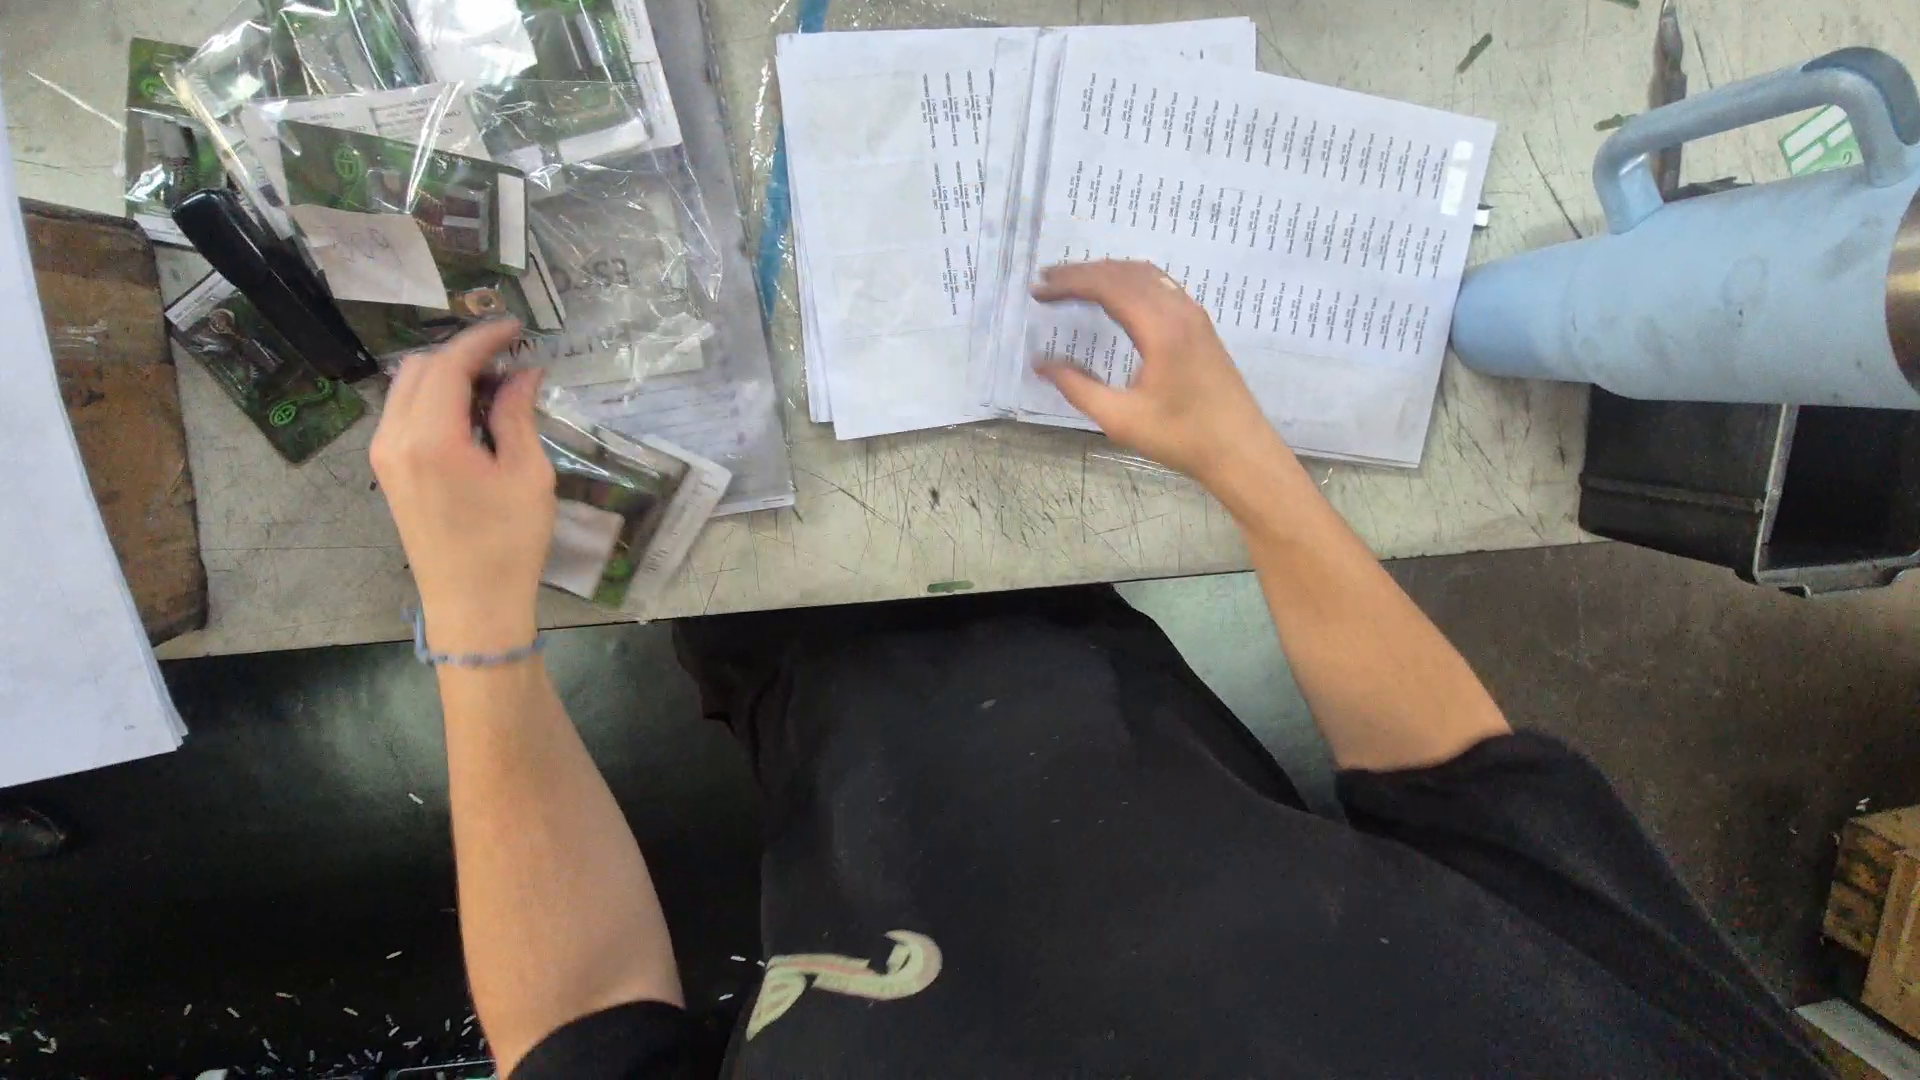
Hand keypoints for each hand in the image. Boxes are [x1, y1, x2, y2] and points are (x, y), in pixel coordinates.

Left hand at [370, 320, 554, 654]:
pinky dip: (436, 400)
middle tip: (511, 360)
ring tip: (497, 386)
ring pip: (407, 389)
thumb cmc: (510, 543)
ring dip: (448, 376)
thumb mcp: (528, 476)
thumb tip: (524, 374)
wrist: (472, 604)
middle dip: (463, 354)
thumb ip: (517, 417)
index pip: (448, 365)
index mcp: (431, 438)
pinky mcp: (389, 471)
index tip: (515, 327)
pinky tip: (473, 415)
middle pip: (418, 369)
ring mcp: (385, 455)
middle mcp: (394, 438)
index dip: (482, 339)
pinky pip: (405, 415)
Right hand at [1033, 260, 1290, 489]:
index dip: (1070, 283)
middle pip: (1125, 272)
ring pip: (1146, 275)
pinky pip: (1161, 286)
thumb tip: (1041, 364)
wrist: (1239, 450)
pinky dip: (1130, 282)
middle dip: (1083, 273)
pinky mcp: (1200, 326)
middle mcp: (1179, 310)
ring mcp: (1194, 315)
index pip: (1108, 286)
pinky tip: (1116, 297)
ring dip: (1107, 273)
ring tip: (1074, 284)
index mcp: (1161, 328)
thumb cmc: (1180, 438)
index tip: (1040, 290)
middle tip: (1047, 281)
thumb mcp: (1121, 419)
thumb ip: (1078, 388)